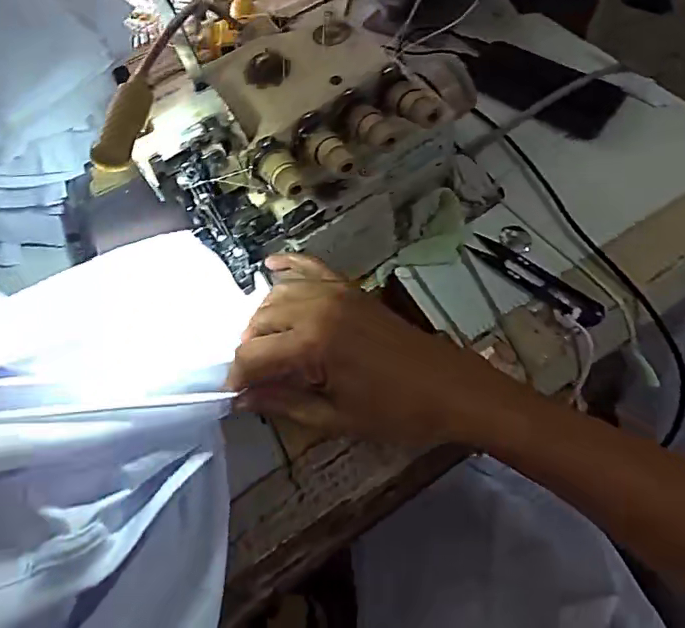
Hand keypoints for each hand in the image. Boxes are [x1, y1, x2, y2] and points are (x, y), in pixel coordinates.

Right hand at [226, 253, 521, 446]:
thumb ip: (285, 403)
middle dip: (250, 349)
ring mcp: (334, 291)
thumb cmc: (397, 412)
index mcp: (313, 343)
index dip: (238, 377)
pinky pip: (309, 266)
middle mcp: (317, 306)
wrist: (449, 387)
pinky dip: (288, 265)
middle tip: (256, 378)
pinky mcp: (348, 286)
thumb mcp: (337, 418)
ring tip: (267, 346)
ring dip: (263, 317)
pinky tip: (270, 266)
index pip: (254, 354)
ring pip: (277, 293)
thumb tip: (243, 399)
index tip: (235, 396)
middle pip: (260, 320)